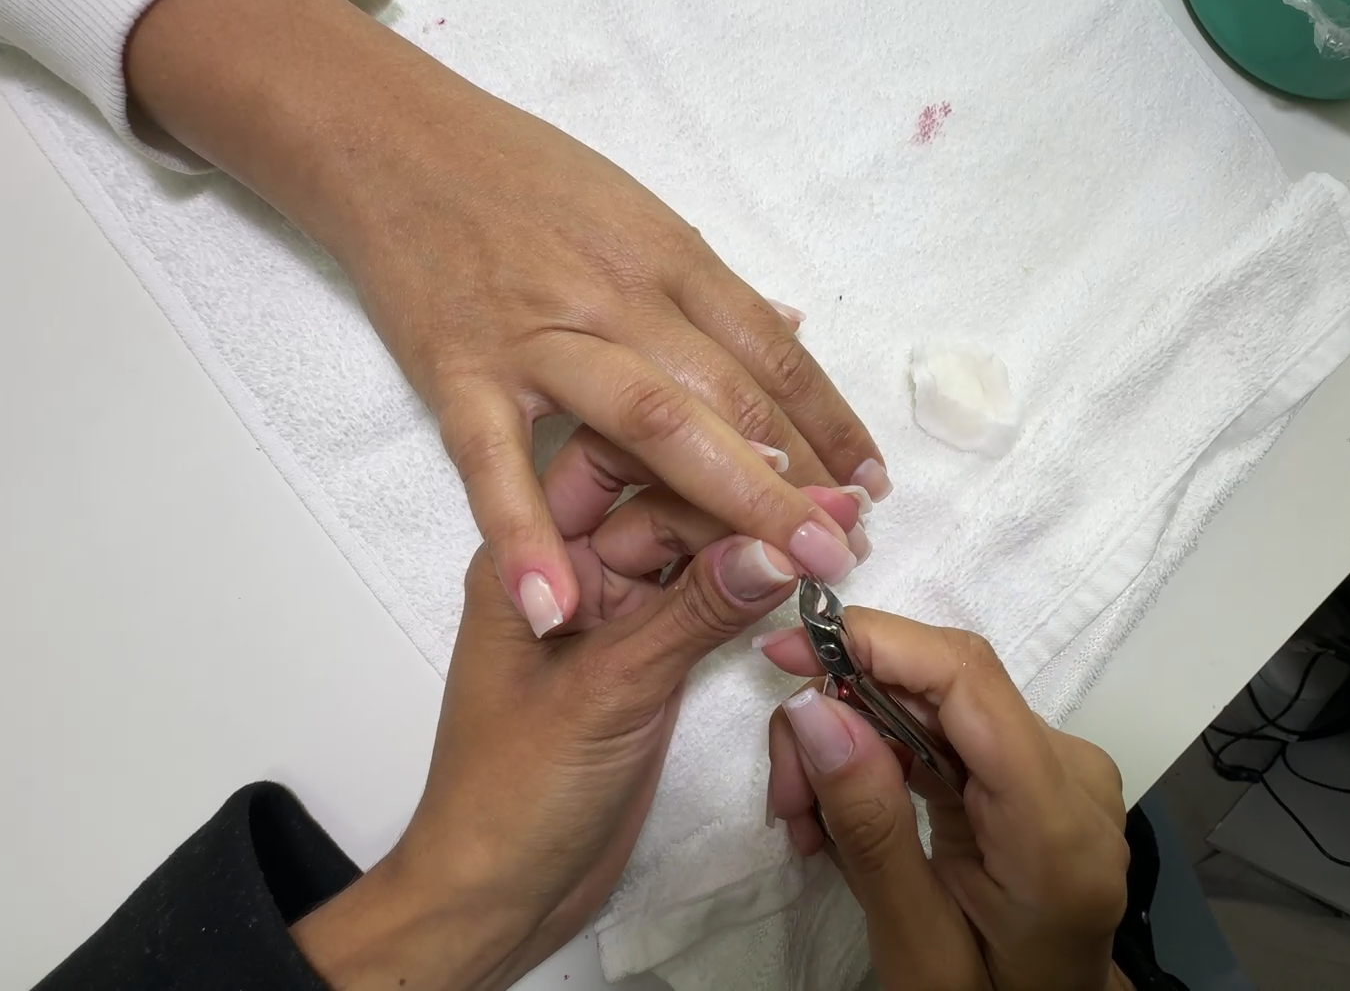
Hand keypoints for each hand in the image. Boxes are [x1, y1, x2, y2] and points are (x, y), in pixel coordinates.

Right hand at [126, 0, 886, 634]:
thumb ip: (711, 287)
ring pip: (651, 421)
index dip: (832, 421)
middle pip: (733, 395)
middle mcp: (623, 297)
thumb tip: (789, 329)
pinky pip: (495, 462)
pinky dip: (524, 535)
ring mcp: (541, 338)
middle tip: (851, 545)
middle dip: (803, 476)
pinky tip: (558, 607)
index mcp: (672, 258)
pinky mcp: (460, 372)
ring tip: (782, 568)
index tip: (872, 481)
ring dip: (726, 499)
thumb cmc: (528, 179)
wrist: (394, 140)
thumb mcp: (641, 214)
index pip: (775, 352)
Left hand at [288, 429, 864, 989]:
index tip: (783, 466)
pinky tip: (804, 569)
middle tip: (837, 503)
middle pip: (667, 504)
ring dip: (761, 540)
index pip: (614, 466)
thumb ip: (696, 612)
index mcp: (531, 551)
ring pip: (696, 549)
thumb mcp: (610, 689)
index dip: (691, 454)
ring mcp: (620, 604)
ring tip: (843, 527)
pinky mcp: (653, 644)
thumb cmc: (522, 789)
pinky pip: (707, 597)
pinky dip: (754, 585)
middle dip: (746, 502)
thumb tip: (784, 545)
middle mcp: (577, 562)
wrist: (507, 895)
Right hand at [761, 612, 1133, 990]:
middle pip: (936, 685)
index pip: (967, 678)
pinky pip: (937, 725)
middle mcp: (1070, 772)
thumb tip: (812, 708)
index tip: (787, 651)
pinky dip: (877, 751)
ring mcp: (1054, 763)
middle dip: (841, 714)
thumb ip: (870, 829)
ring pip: (926, 700)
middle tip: (785, 795)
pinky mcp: (1028, 763)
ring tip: (808, 817)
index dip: (875, 640)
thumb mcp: (917, 951)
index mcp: (1057, 827)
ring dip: (851, 738)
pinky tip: (845, 803)